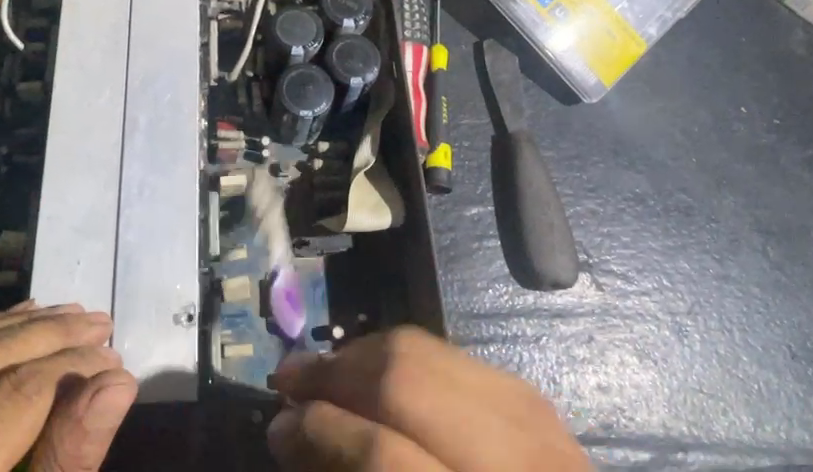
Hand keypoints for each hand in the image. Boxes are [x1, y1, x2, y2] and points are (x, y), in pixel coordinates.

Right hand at [267, 327, 592, 470]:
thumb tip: (295, 436)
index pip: (384, 457)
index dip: (322, 433)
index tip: (278, 427)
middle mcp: (513, 464)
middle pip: (405, 384)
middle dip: (335, 375)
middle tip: (286, 381)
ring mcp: (534, 425)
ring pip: (426, 353)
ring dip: (361, 355)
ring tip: (320, 371)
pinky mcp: (535, 400)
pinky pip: (451, 355)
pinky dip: (400, 357)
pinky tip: (371, 371)